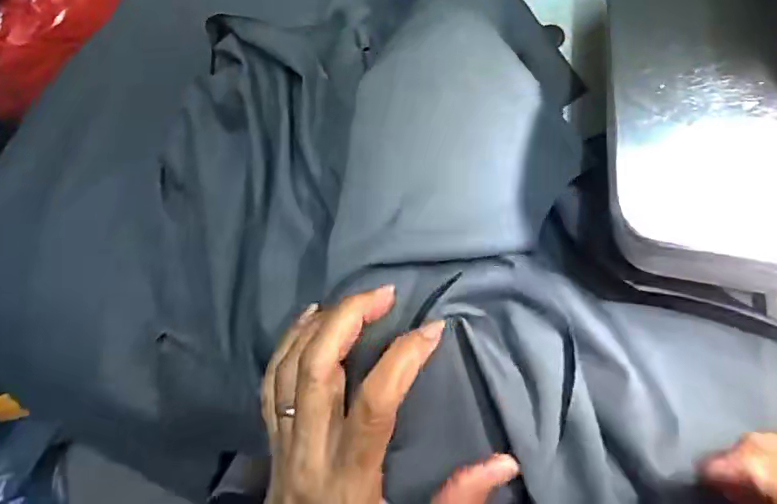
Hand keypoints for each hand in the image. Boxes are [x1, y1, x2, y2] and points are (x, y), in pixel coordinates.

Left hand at [261, 286, 520, 503]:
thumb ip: (457, 501)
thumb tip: (506, 463)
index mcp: (348, 477)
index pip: (373, 403)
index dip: (404, 357)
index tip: (434, 329)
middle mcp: (310, 454)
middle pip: (318, 369)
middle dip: (349, 318)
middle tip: (385, 294)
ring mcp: (283, 447)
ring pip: (288, 369)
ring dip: (320, 324)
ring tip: (354, 300)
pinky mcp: (270, 446)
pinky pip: (270, 385)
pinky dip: (287, 344)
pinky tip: (309, 320)